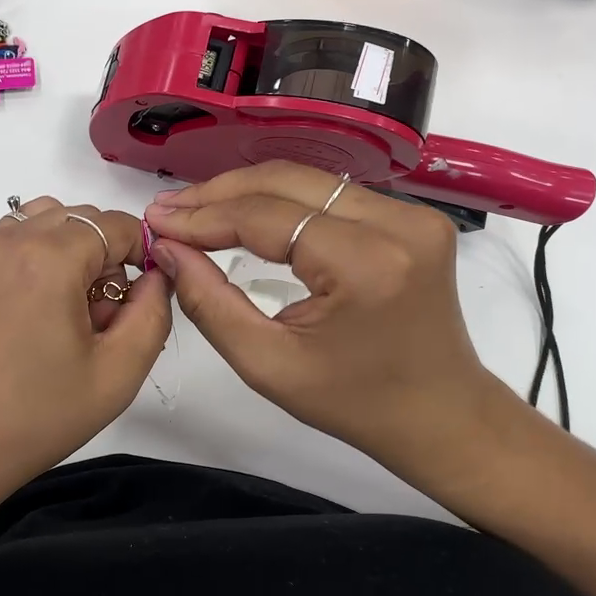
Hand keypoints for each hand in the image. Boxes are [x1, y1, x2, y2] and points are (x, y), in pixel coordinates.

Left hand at [0, 199, 171, 548]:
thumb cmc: (37, 415)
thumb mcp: (118, 373)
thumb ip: (152, 314)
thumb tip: (155, 277)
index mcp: (50, 257)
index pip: (115, 224)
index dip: (140, 253)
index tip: (139, 299)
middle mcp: (9, 240)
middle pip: (77, 216)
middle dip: (103, 253)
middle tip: (101, 317)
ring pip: (41, 220)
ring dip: (67, 249)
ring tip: (68, 312)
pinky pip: (10, 240)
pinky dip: (34, 256)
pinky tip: (34, 313)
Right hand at [144, 162, 518, 473]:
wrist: (443, 416)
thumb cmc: (353, 402)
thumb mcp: (266, 364)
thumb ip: (208, 302)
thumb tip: (165, 248)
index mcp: (365, 265)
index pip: (263, 217)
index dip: (202, 218)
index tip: (153, 224)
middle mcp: (397, 224)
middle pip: (285, 181)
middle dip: (216, 194)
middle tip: (165, 211)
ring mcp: (412, 215)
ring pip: (305, 179)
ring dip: (244, 192)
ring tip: (192, 210)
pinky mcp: (412, 217)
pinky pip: (327, 193)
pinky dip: (277, 200)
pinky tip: (240, 213)